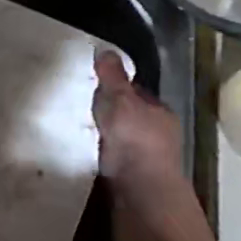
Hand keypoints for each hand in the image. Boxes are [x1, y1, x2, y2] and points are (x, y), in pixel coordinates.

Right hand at [92, 50, 183, 192]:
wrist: (140, 190)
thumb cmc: (134, 138)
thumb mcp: (120, 99)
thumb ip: (112, 77)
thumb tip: (106, 50)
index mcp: (161, 112)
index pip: (138, 92)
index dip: (117, 85)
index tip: (94, 83)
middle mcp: (158, 134)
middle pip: (130, 115)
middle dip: (110, 110)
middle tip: (82, 104)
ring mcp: (146, 157)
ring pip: (121, 137)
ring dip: (105, 133)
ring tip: (79, 126)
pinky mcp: (131, 177)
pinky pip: (112, 156)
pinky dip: (101, 152)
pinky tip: (86, 150)